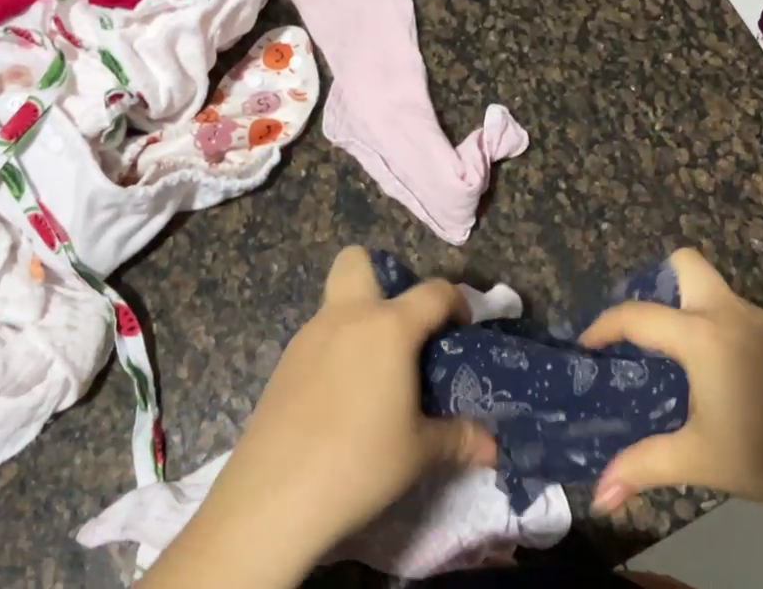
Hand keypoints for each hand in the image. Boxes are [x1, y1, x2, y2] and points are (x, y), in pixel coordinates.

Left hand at [142, 246, 494, 587]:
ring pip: (335, 304)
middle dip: (382, 277)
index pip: (434, 291)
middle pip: (357, 261)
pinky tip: (343, 400)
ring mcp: (307, 339)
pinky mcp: (282, 367)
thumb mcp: (419, 453)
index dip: (457, 302)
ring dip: (360, 322)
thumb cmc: (358, 464)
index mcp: (389, 327)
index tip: (462, 330)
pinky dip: (337, 353)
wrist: (270, 501)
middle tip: (403, 327)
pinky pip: (318, 340)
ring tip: (378, 375)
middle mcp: (346, 318)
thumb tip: (493, 447)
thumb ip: (459, 438)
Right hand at [580, 248, 762, 523]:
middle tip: (638, 331)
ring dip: (685, 308)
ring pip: (713, 290)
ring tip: (667, 358)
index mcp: (705, 336)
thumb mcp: (699, 461)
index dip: (604, 326)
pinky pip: (735, 312)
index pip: (640, 315)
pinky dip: (712, 326)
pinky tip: (713, 374)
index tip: (585, 346)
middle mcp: (732, 313)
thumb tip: (598, 497)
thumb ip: (642, 468)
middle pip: (686, 264)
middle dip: (655, 283)